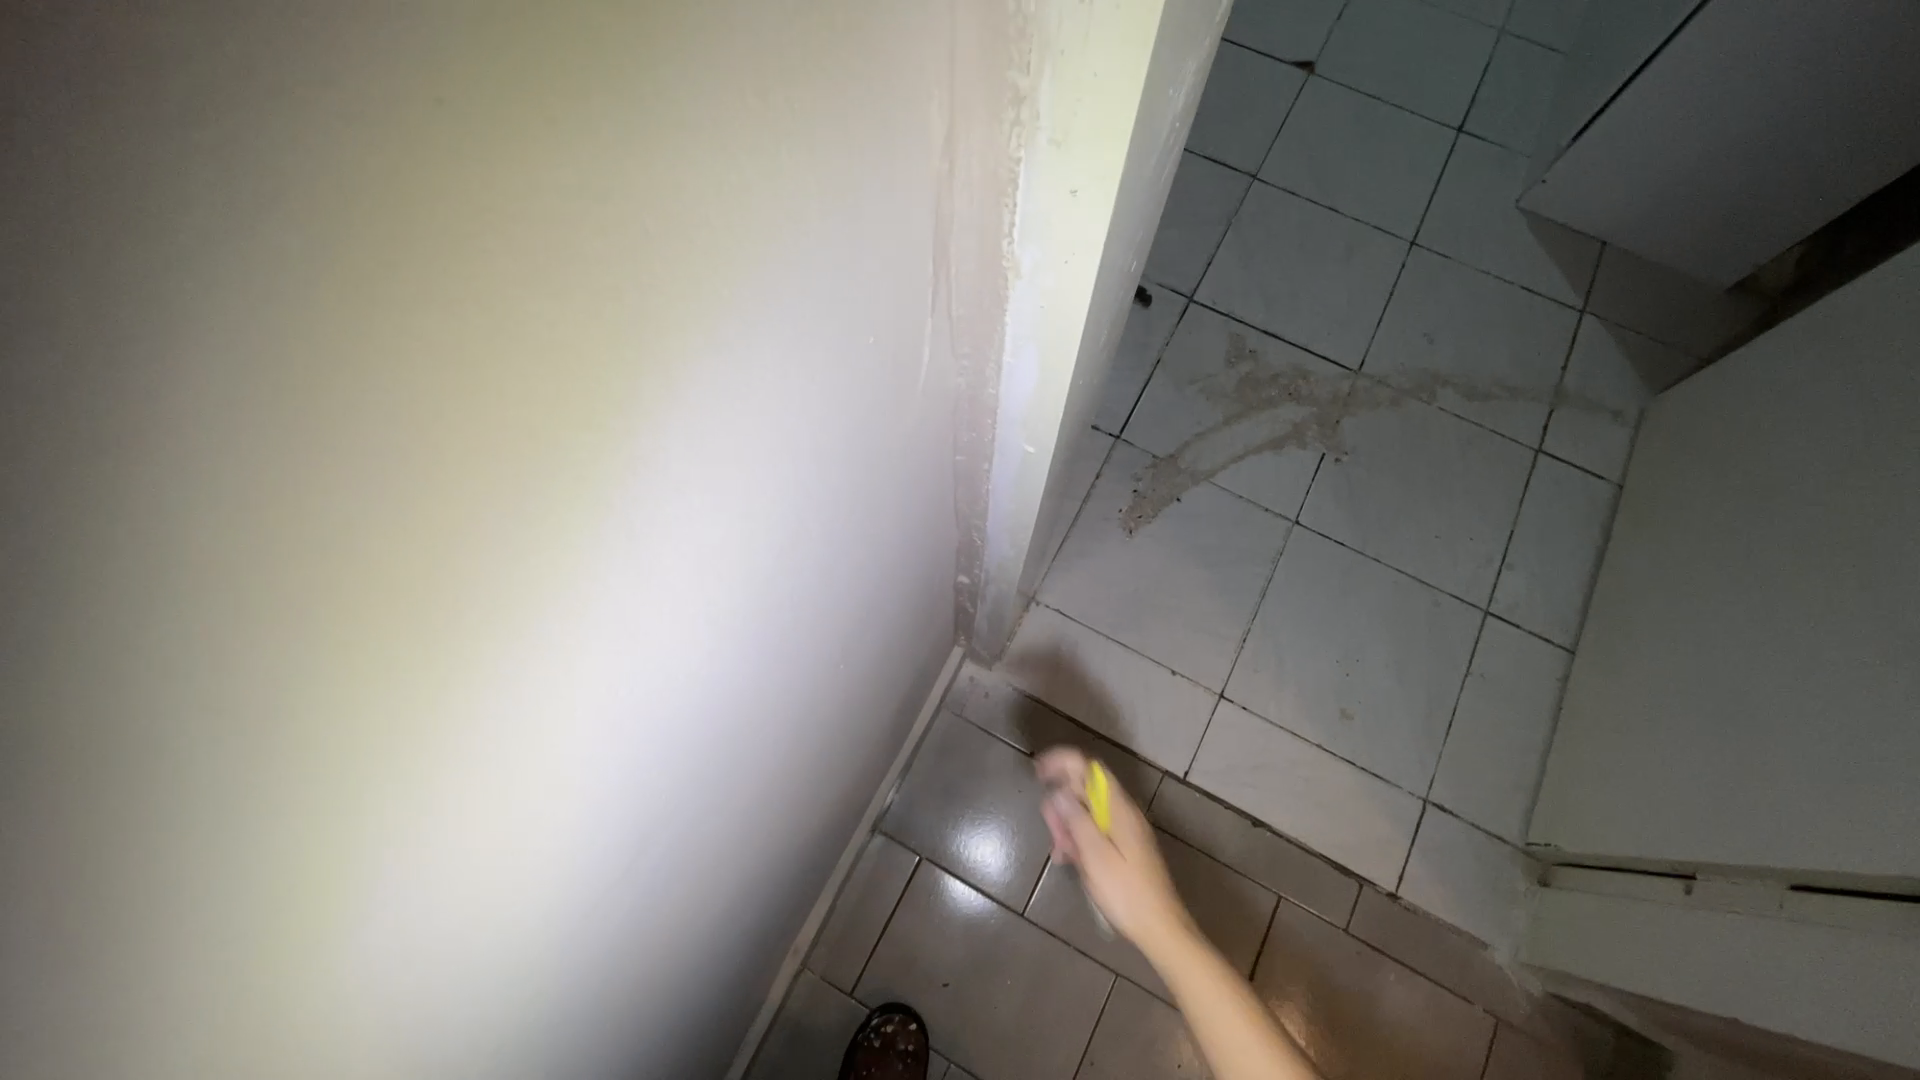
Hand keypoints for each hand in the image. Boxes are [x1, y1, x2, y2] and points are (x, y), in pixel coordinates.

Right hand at [1036, 746, 1196, 955]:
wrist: (1160, 928)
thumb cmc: (1125, 892)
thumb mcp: (1095, 856)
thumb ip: (1076, 820)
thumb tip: (1059, 791)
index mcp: (1118, 808)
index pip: (1089, 767)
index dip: (1062, 762)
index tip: (1038, 772)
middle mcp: (1124, 811)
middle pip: (1086, 788)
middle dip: (1062, 803)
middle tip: (1052, 833)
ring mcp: (1126, 828)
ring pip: (1088, 810)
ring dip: (1069, 824)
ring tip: (1061, 853)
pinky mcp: (1125, 845)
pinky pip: (1096, 829)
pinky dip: (1079, 838)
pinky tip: (1070, 860)